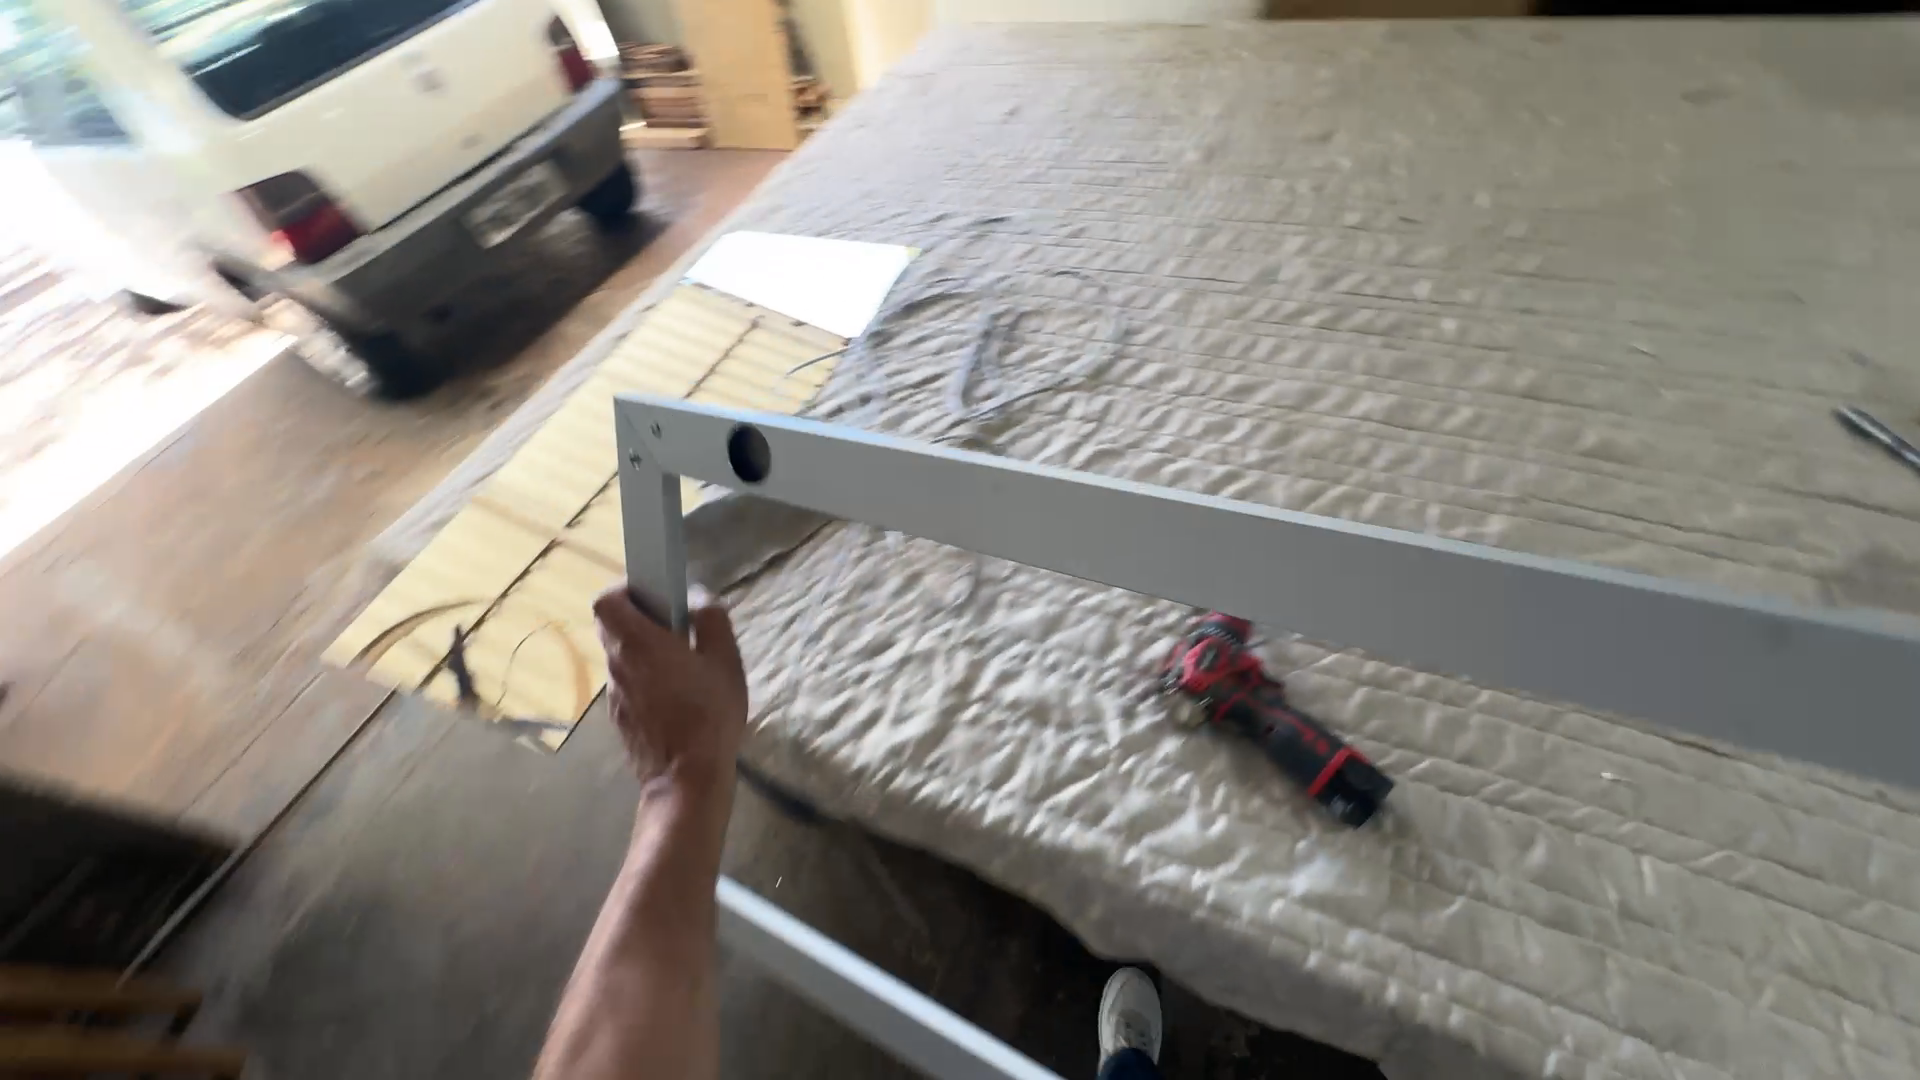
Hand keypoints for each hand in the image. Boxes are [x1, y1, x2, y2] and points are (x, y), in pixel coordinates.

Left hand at [594, 585, 747, 789]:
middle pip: (611, 627)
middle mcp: (617, 665)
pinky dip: (646, 677)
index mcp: (639, 643)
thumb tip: (699, 598)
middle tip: (674, 624)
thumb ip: (712, 619)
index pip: (606, 600)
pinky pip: (629, 684)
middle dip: (638, 617)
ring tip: (682, 662)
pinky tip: (677, 694)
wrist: (687, 777)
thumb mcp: (725, 659)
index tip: (652, 590)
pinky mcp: (620, 718)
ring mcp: (615, 695)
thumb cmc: (709, 712)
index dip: (624, 588)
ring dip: (644, 650)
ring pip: (621, 657)